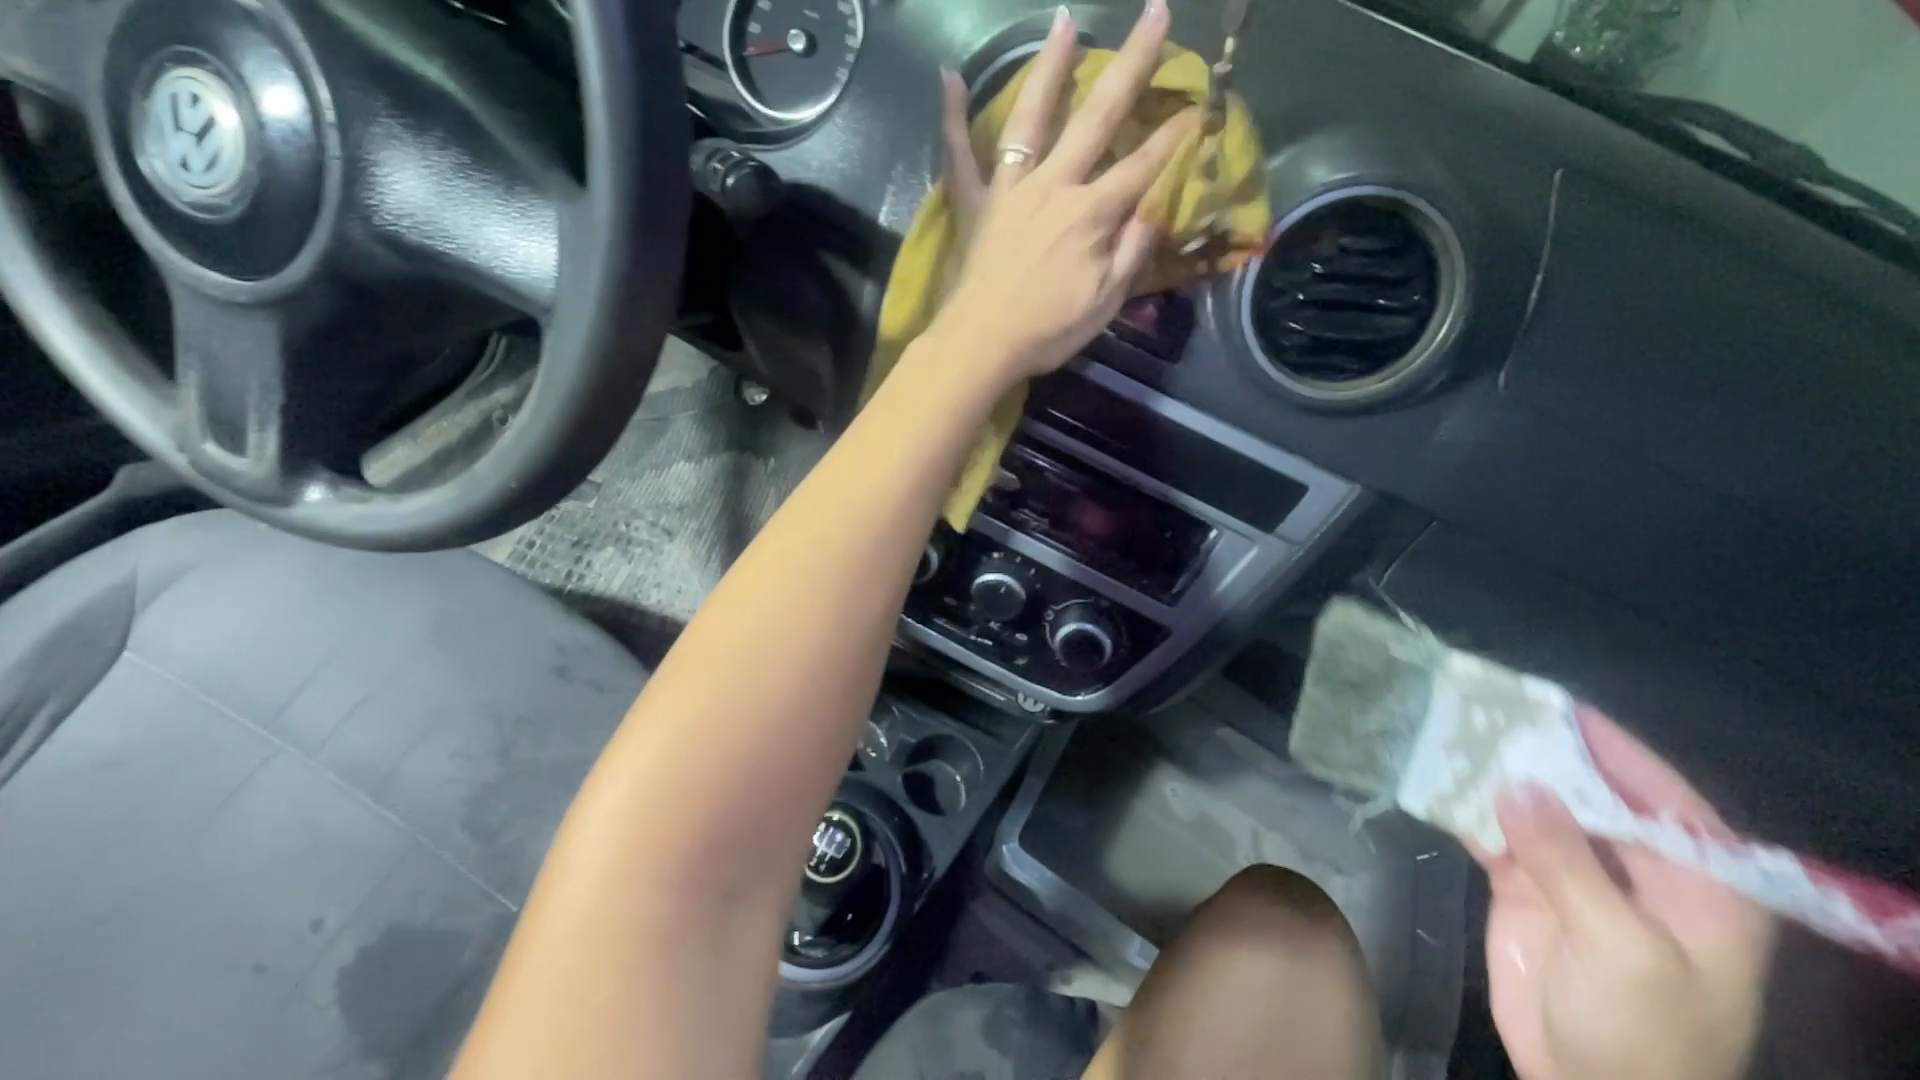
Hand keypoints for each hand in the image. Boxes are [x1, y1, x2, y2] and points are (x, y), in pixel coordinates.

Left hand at [926, 0, 1195, 384]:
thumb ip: (1132, 251)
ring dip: (1049, 66)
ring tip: (1064, 22)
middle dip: (1131, 63)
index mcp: (1090, 213)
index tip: (1199, 103)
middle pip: (1097, 116)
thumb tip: (1156, 209)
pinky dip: (952, 116)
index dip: (1174, 135)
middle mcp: (1053, 185)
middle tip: (1154, 12)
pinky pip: (960, 154)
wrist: (980, 345)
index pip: (1142, 165)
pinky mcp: (975, 202)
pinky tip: (948, 75)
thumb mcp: (1106, 301)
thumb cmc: (1048, 331)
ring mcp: (1009, 188)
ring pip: (1030, 117)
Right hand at [1476, 709, 1775, 1079]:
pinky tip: (1438, 780)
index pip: (1662, 797)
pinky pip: (1498, 838)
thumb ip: (1571, 863)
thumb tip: (1516, 785)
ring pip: (1539, 811)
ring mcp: (1577, 877)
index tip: (1560, 707)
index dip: (1616, 750)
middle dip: (1546, 756)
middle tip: (1492, 709)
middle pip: (1593, 795)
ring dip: (1500, 777)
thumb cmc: (1643, 1030)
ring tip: (1457, 731)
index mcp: (1696, 882)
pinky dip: (1469, 811)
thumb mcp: (1623, 949)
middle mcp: (1638, 868)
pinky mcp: (1527, 890)